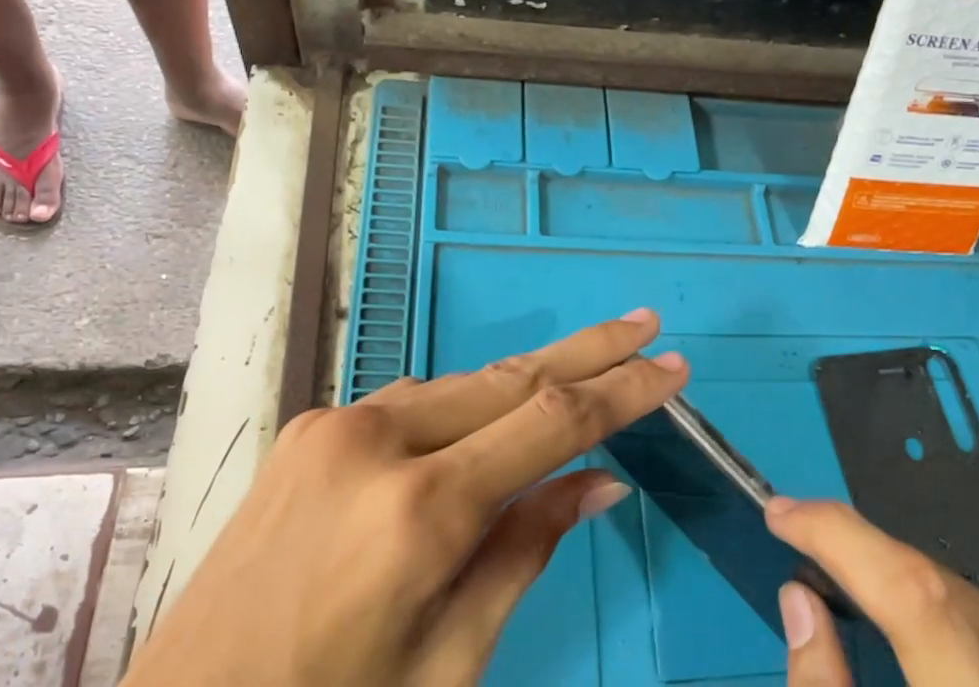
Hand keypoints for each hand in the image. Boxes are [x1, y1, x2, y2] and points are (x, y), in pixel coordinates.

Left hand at [123, 309, 687, 685]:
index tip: (671, 365)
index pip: (550, 425)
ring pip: (457, 386)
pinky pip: (408, 404)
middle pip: (508, 379)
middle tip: (644, 324)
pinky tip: (493, 412)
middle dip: (586, 352)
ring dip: (525, 377)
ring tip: (587, 366)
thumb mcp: (448, 661)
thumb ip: (523, 554)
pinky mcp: (306, 432)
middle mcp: (376, 442)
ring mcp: (333, 428)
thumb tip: (598, 484)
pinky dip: (464, 404)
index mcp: (419, 509)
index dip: (620, 392)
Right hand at [768, 498, 978, 685]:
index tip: (782, 513)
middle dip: (862, 557)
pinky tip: (927, 630)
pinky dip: (955, 615)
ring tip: (855, 584)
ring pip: (977, 602)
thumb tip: (799, 598)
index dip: (845, 540)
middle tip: (802, 540)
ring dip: (906, 586)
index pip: (921, 600)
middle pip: (945, 592)